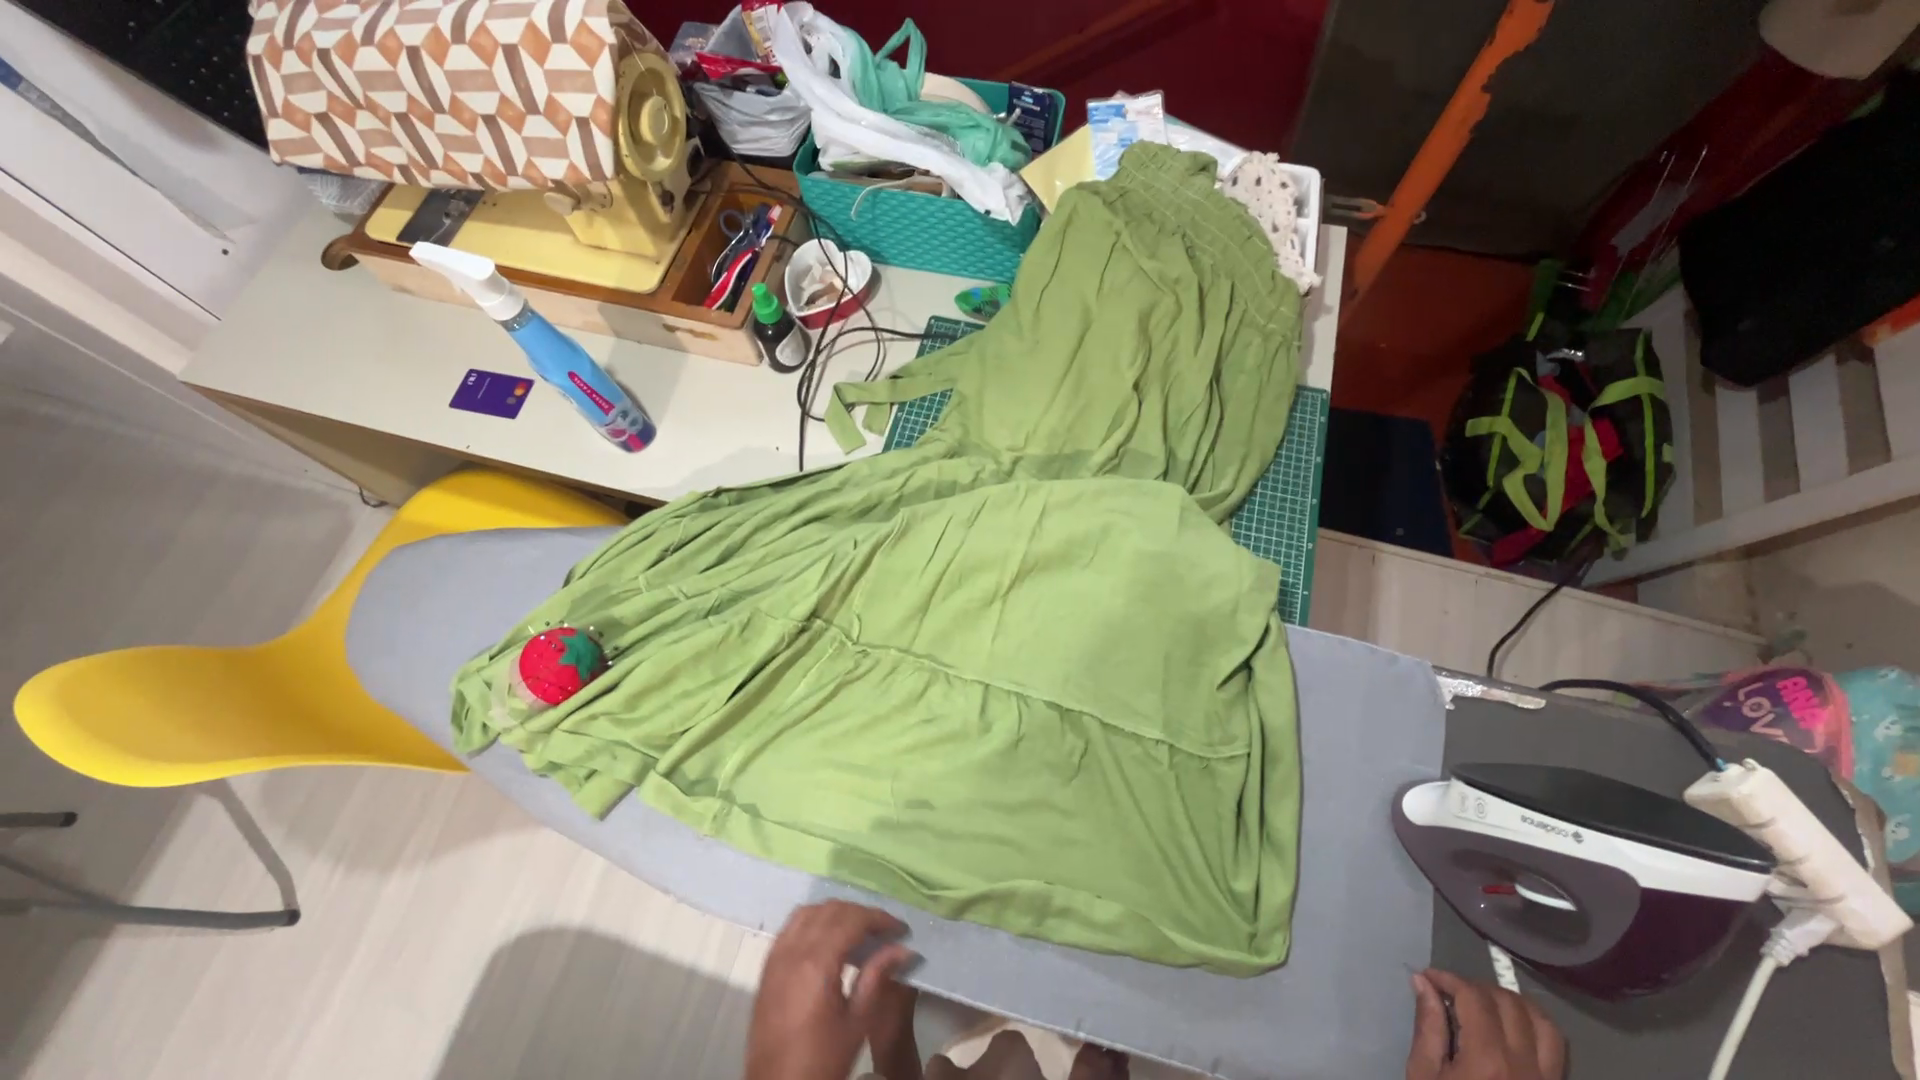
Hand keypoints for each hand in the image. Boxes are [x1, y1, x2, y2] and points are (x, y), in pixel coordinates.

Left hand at [746, 900, 917, 1079]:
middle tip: (884, 932)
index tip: (901, 930)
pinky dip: (813, 920)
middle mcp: (794, 950)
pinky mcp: (768, 965)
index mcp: (817, 964)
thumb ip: (878, 977)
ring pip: (809, 911)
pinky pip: (792, 926)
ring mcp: (777, 956)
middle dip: (861, 914)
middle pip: (831, 910)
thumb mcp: (858, 1022)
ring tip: (858, 931)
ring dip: (836, 913)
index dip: (880, 919)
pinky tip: (828, 938)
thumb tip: (903, 949)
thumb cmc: (822, 1060)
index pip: (852, 920)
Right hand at [1407, 969, 1565, 1079]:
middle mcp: (1524, 1063)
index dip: (1449, 978)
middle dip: (1476, 987)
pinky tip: (1513, 1025)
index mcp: (1487, 1058)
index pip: (1473, 998)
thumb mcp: (1424, 1074)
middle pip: (1507, 1002)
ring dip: (1511, 1001)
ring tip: (1485, 1004)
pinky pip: (1556, 1044)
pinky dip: (1535, 1023)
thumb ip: (1428, 1027)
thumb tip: (1423, 982)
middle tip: (1451, 993)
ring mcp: (1545, 1076)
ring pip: (1540, 1019)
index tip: (1429, 977)